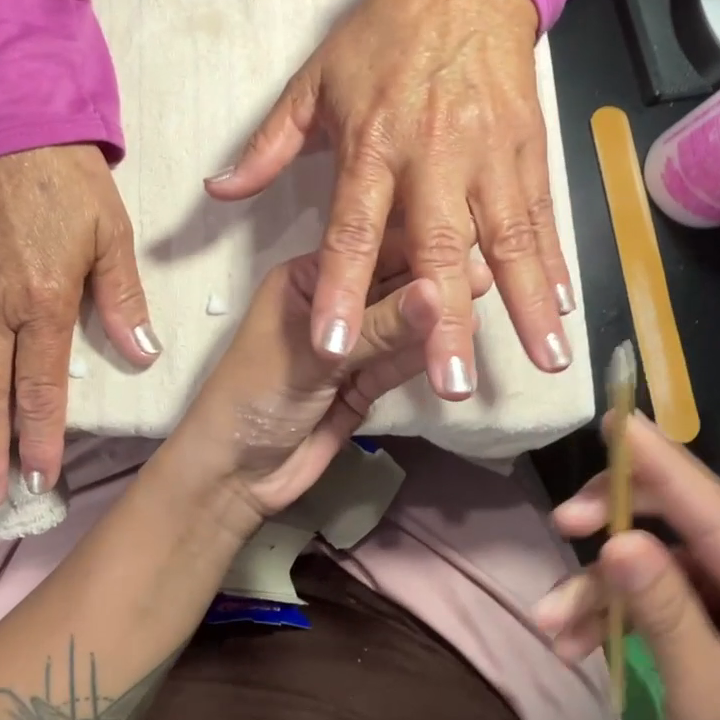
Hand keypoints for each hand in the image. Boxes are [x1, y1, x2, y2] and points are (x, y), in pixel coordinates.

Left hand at [160, 242, 491, 528]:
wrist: (235, 476)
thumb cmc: (255, 396)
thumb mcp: (315, 356)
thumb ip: (378, 327)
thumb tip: (442, 292)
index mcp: (307, 279)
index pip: (365, 252)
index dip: (412, 249)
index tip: (461, 243)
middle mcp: (332, 304)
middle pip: (390, 288)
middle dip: (431, 283)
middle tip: (484, 275)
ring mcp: (351, 345)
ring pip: (400, 326)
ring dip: (434, 320)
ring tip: (482, 302)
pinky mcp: (365, 383)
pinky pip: (400, 361)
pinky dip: (425, 353)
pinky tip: (458, 340)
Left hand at [205, 0, 573, 401]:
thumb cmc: (380, 38)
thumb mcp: (311, 84)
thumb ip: (268, 147)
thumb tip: (216, 191)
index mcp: (371, 145)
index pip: (351, 229)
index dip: (340, 289)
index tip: (332, 347)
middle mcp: (433, 156)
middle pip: (438, 248)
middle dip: (445, 320)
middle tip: (453, 384)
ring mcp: (488, 155)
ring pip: (506, 239)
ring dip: (524, 304)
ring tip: (545, 361)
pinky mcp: (528, 150)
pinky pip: (540, 214)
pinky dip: (553, 262)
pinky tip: (562, 307)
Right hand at [537, 415, 719, 719]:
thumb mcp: (710, 703)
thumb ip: (667, 616)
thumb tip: (618, 540)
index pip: (719, 510)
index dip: (662, 463)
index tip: (615, 420)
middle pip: (685, 517)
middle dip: (615, 520)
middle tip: (562, 526)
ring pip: (658, 554)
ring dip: (600, 585)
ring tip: (553, 624)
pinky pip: (656, 586)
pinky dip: (611, 608)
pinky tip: (574, 640)